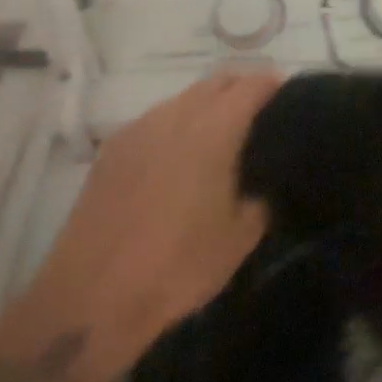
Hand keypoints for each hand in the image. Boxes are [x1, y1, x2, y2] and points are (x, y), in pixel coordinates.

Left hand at [10, 72, 277, 381]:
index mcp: (212, 131)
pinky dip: (175, 125)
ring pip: (181, 100)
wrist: (91, 299)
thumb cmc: (177, 267)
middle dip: (241, 89)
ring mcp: (136, 132)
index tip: (290, 97)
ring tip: (221, 137)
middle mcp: (173, 118)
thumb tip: (257, 188)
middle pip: (214, 82)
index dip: (274, 85)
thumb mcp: (240, 239)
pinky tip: (179, 158)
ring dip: (206, 105)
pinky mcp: (109, 153)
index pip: (251, 85)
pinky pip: (153, 122)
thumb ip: (259, 200)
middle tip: (261, 114)